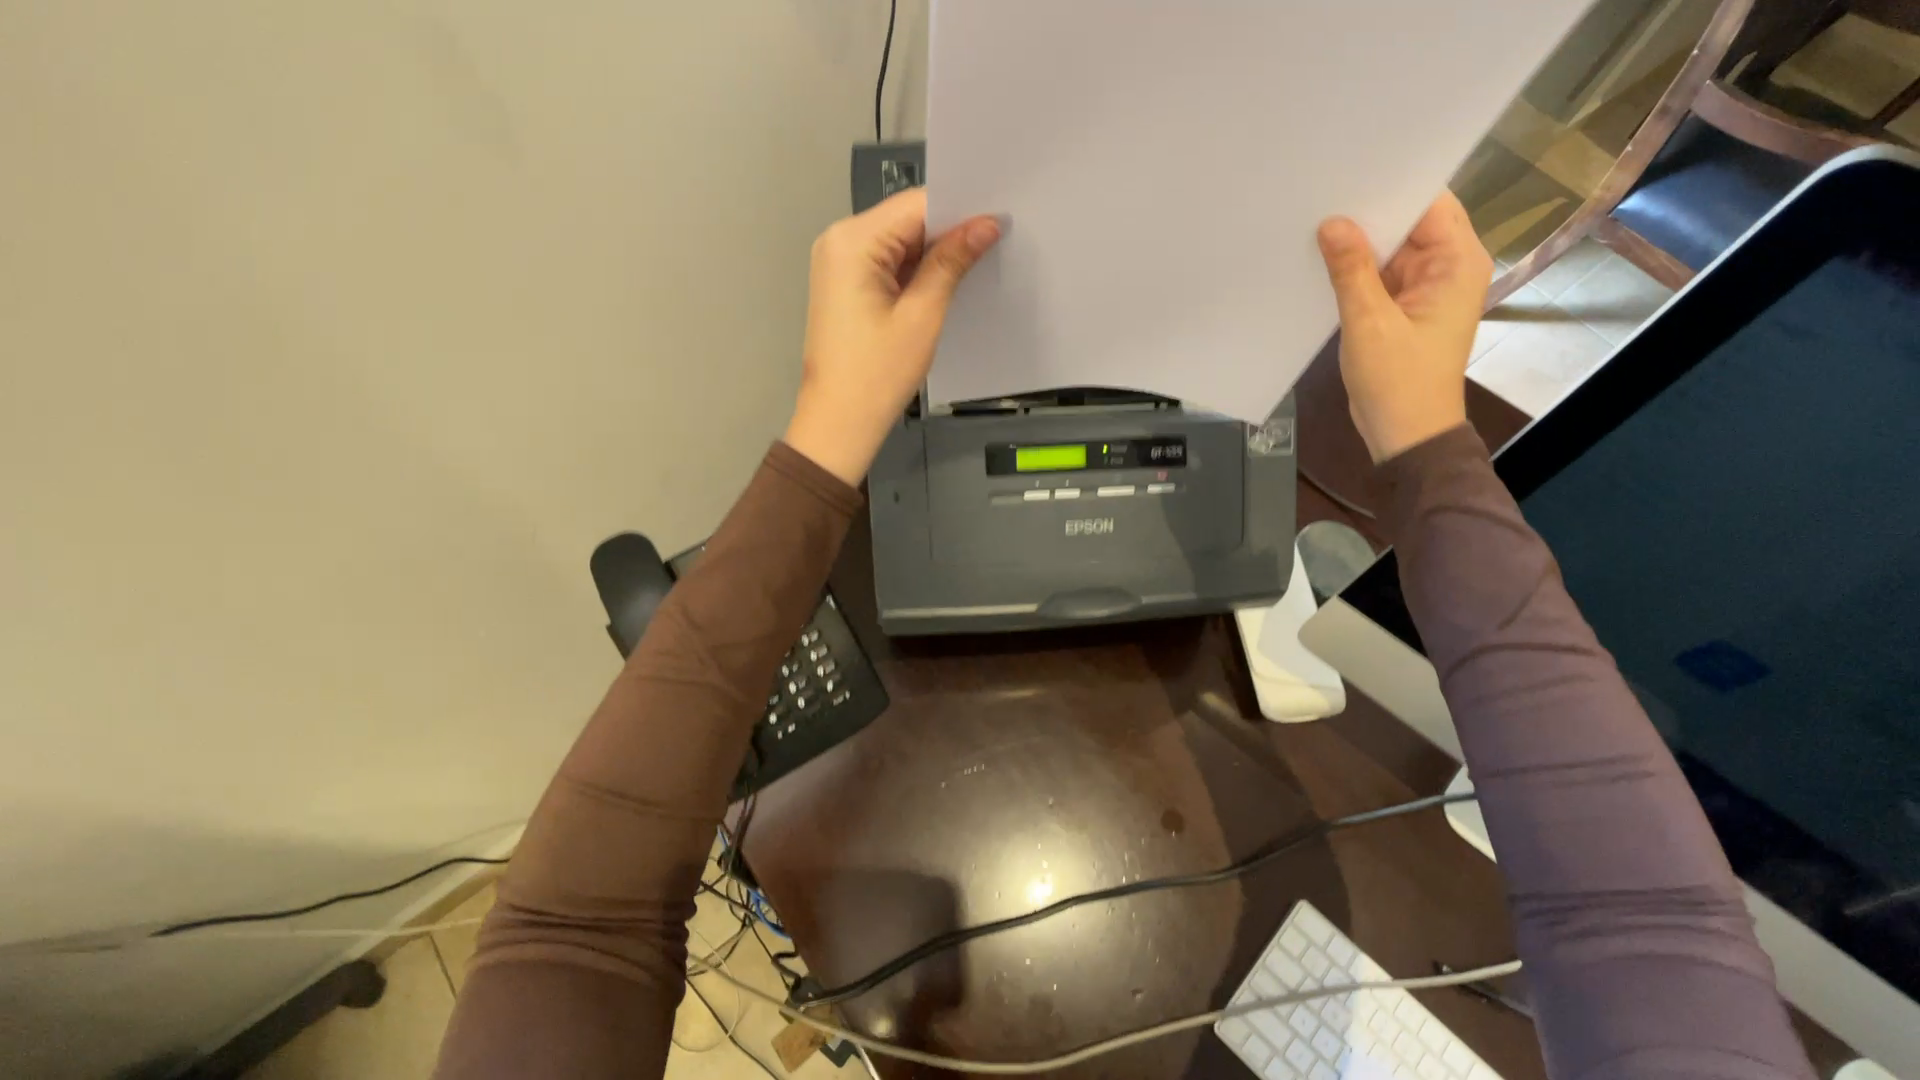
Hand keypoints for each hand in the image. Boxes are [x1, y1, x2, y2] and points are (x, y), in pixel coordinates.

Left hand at [784, 190, 1001, 485]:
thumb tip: (984, 225)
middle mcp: (838, 241)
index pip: (916, 204)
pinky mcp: (844, 284)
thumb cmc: (875, 375)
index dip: (959, 211)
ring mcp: (837, 263)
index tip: (996, 222)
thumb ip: (952, 262)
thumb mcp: (922, 315)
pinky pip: (886, 262)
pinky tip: (941, 287)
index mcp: (852, 242)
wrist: (838, 422)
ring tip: (971, 270)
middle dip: (947, 233)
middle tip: (992, 245)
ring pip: (899, 241)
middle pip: (906, 219)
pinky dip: (914, 271)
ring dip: (932, 255)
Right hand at [1317, 193, 1492, 463]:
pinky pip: (1379, 276)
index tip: (1352, 171)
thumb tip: (1331, 223)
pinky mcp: (1403, 308)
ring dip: (1358, 243)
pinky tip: (1322, 260)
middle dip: (1368, 213)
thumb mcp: (1369, 322)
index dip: (1394, 186)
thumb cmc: (1398, 381)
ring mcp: (1424, 289)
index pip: (1430, 203)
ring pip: (1390, 250)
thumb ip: (1351, 269)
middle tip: (1322, 193)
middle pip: (1409, 223)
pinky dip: (1355, 270)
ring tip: (1314, 221)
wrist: (1405, 434)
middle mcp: (1448, 268)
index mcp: (1458, 262)